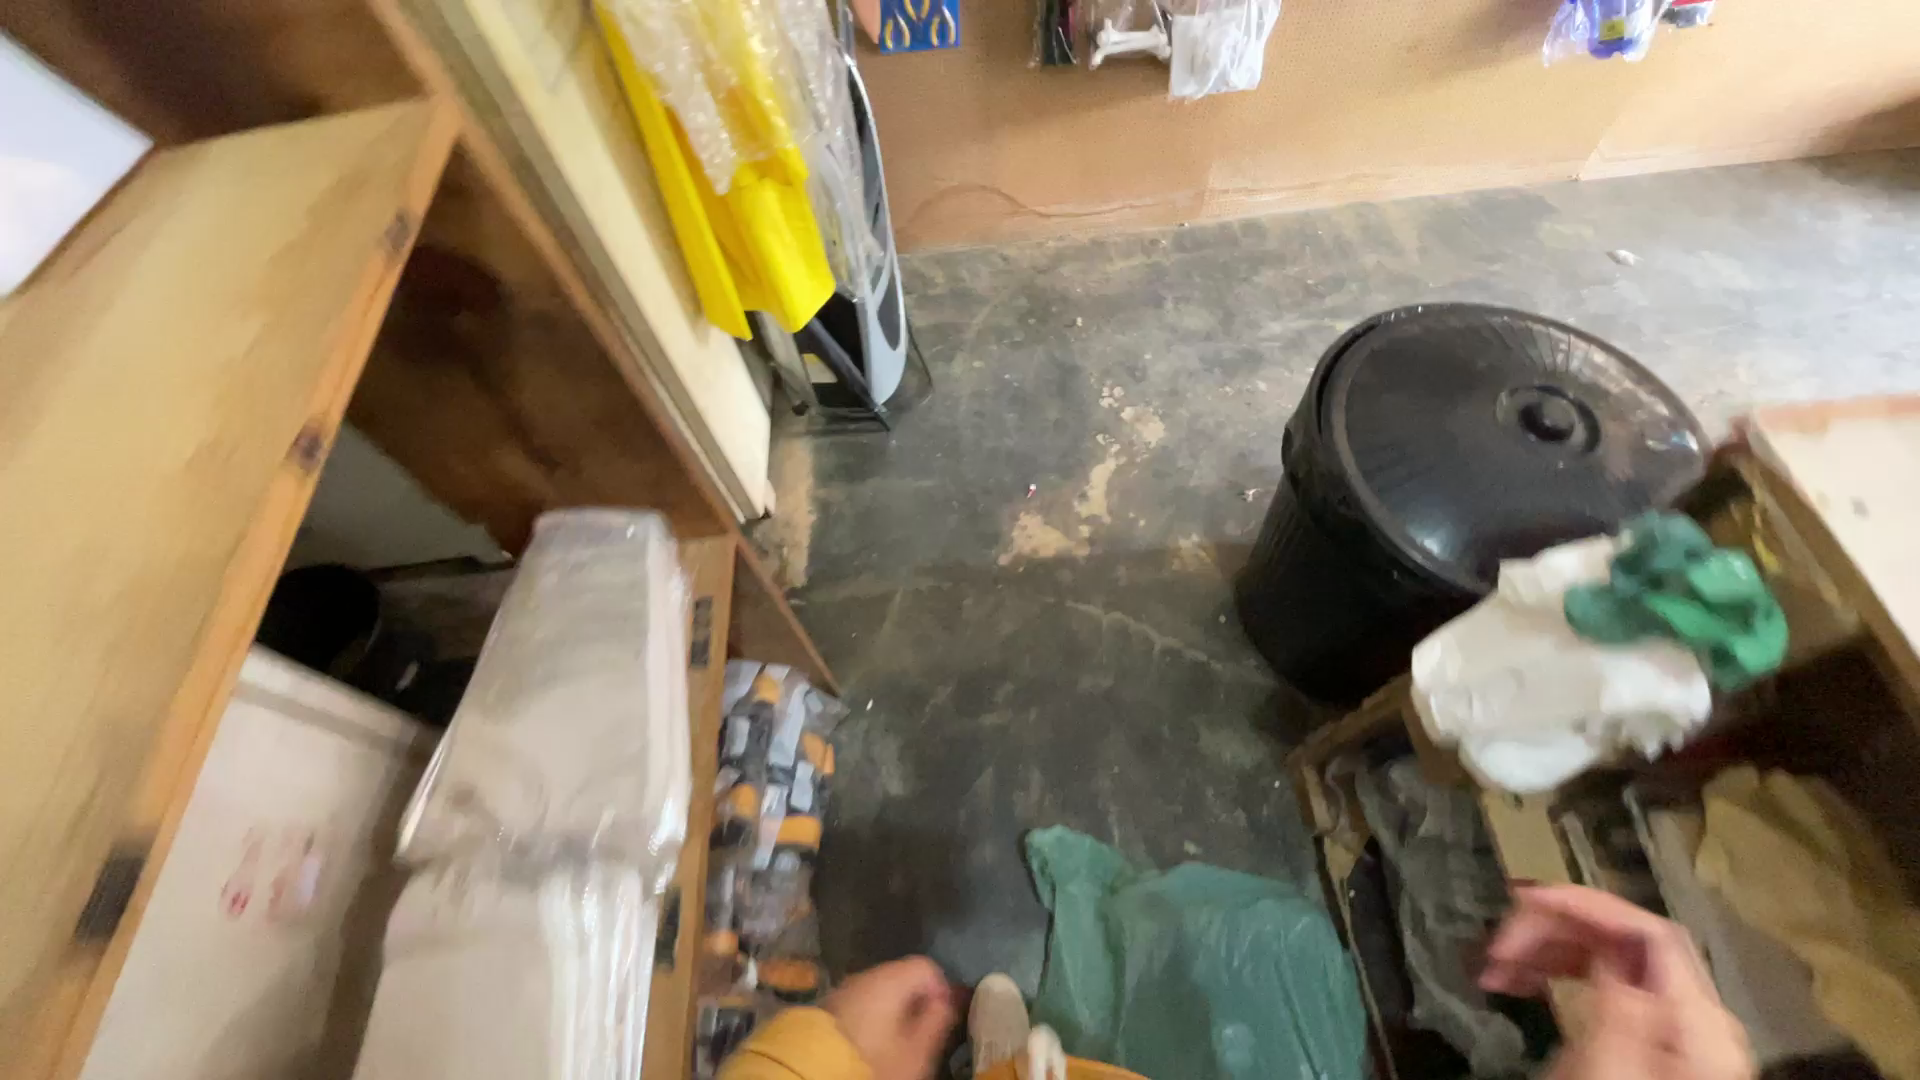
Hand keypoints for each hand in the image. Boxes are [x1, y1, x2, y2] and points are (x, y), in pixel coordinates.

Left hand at [824, 956, 956, 1078]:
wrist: (815, 1074)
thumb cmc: (873, 1063)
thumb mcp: (916, 1052)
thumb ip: (938, 1021)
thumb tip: (948, 1000)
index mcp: (890, 978)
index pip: (926, 966)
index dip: (940, 989)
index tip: (942, 1019)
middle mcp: (865, 974)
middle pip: (901, 977)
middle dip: (915, 1002)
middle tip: (921, 1036)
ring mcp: (844, 988)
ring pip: (879, 991)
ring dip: (893, 1010)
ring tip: (896, 1043)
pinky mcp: (828, 1007)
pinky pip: (860, 1003)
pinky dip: (871, 1017)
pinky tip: (871, 1043)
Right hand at [1480, 885, 1751, 1079]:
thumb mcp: (1609, 1076)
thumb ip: (1623, 1012)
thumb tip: (1613, 949)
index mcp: (1698, 1026)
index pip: (1652, 934)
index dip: (1585, 903)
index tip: (1519, 899)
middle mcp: (1692, 1017)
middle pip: (1621, 937)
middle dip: (1550, 929)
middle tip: (1494, 948)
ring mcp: (1670, 1023)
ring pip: (1602, 951)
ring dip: (1541, 947)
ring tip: (1493, 967)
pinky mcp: (1644, 1031)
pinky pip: (1596, 975)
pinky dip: (1550, 966)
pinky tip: (1514, 978)